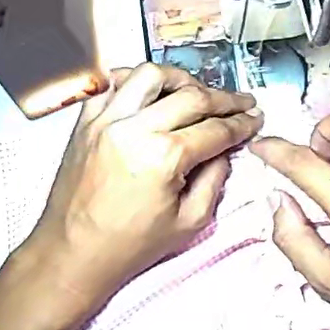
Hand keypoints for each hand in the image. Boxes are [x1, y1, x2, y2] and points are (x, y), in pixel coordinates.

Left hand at [18, 63, 261, 322]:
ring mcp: (106, 120)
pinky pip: (113, 84)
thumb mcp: (191, 221)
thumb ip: (215, 178)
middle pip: (192, 96)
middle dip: (225, 99)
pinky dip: (137, 81)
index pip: (215, 129)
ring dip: (182, 79)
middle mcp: (134, 130)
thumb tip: (225, 149)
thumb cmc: (131, 245)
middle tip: (242, 103)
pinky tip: (153, 93)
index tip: (255, 119)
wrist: (74, 253)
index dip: (242, 123)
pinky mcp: (86, 122)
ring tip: (197, 91)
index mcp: (164, 157)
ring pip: (151, 75)